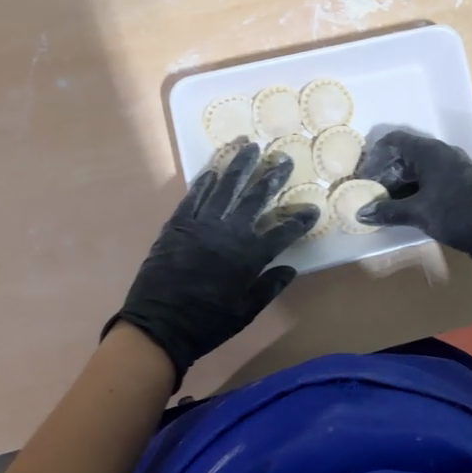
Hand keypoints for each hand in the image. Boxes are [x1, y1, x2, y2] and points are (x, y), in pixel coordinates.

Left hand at [105, 142, 319, 388]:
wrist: (160, 326)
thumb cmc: (207, 322)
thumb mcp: (246, 311)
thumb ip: (269, 286)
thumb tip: (290, 268)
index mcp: (249, 256)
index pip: (282, 232)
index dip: (299, 221)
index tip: (312, 209)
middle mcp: (229, 233)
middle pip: (255, 199)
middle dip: (272, 178)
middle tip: (284, 159)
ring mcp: (202, 224)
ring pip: (225, 187)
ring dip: (239, 166)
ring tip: (250, 146)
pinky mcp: (178, 224)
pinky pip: (194, 196)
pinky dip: (204, 181)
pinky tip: (214, 169)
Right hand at [355, 128, 471, 289]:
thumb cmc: (457, 214)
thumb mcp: (419, 213)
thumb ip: (388, 211)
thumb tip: (361, 212)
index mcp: (430, 152)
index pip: (395, 140)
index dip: (375, 154)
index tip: (361, 173)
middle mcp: (442, 154)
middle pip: (405, 155)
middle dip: (385, 172)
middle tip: (369, 190)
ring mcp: (453, 168)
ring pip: (418, 168)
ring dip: (399, 183)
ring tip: (383, 202)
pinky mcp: (460, 183)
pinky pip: (430, 179)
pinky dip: (414, 189)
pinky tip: (404, 207)